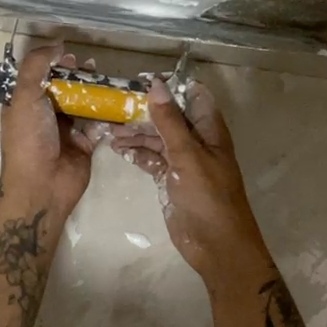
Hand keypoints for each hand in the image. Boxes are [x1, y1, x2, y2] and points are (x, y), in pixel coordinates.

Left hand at [0, 44, 107, 214]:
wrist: (42, 184)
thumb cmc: (29, 138)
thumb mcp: (25, 96)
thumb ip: (37, 66)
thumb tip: (57, 43)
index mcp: (25, 104)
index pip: (40, 77)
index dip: (54, 64)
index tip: (70, 54)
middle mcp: (45, 115)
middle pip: (65, 88)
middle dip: (79, 76)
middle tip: (93, 66)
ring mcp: (66, 130)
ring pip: (84, 104)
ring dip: (96, 92)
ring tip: (109, 80)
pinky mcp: (86, 143)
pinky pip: (100, 124)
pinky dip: (110, 114)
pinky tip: (120, 101)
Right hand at [110, 76, 270, 288]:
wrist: (216, 246)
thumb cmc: (208, 197)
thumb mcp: (187, 155)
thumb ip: (169, 121)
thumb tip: (155, 84)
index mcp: (208, 130)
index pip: (191, 95)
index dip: (169, 85)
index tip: (139, 81)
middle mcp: (196, 141)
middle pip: (168, 117)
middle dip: (143, 111)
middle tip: (113, 107)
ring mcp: (183, 161)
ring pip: (157, 138)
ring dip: (135, 133)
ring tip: (109, 132)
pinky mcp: (171, 180)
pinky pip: (152, 159)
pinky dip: (137, 153)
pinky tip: (119, 150)